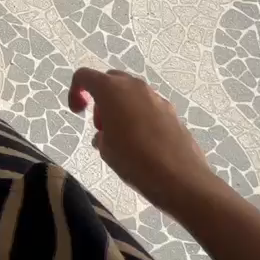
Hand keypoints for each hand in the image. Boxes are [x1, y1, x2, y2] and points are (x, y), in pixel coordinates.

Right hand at [68, 68, 221, 212]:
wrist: (184, 182)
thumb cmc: (136, 161)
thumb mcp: (106, 149)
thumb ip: (101, 133)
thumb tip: (107, 135)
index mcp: (111, 89)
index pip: (84, 76)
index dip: (76, 91)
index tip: (78, 112)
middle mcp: (134, 87)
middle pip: (110, 80)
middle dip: (102, 98)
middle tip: (102, 125)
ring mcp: (158, 100)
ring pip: (132, 94)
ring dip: (122, 107)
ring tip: (124, 136)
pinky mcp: (175, 115)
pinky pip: (150, 108)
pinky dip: (141, 118)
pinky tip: (144, 144)